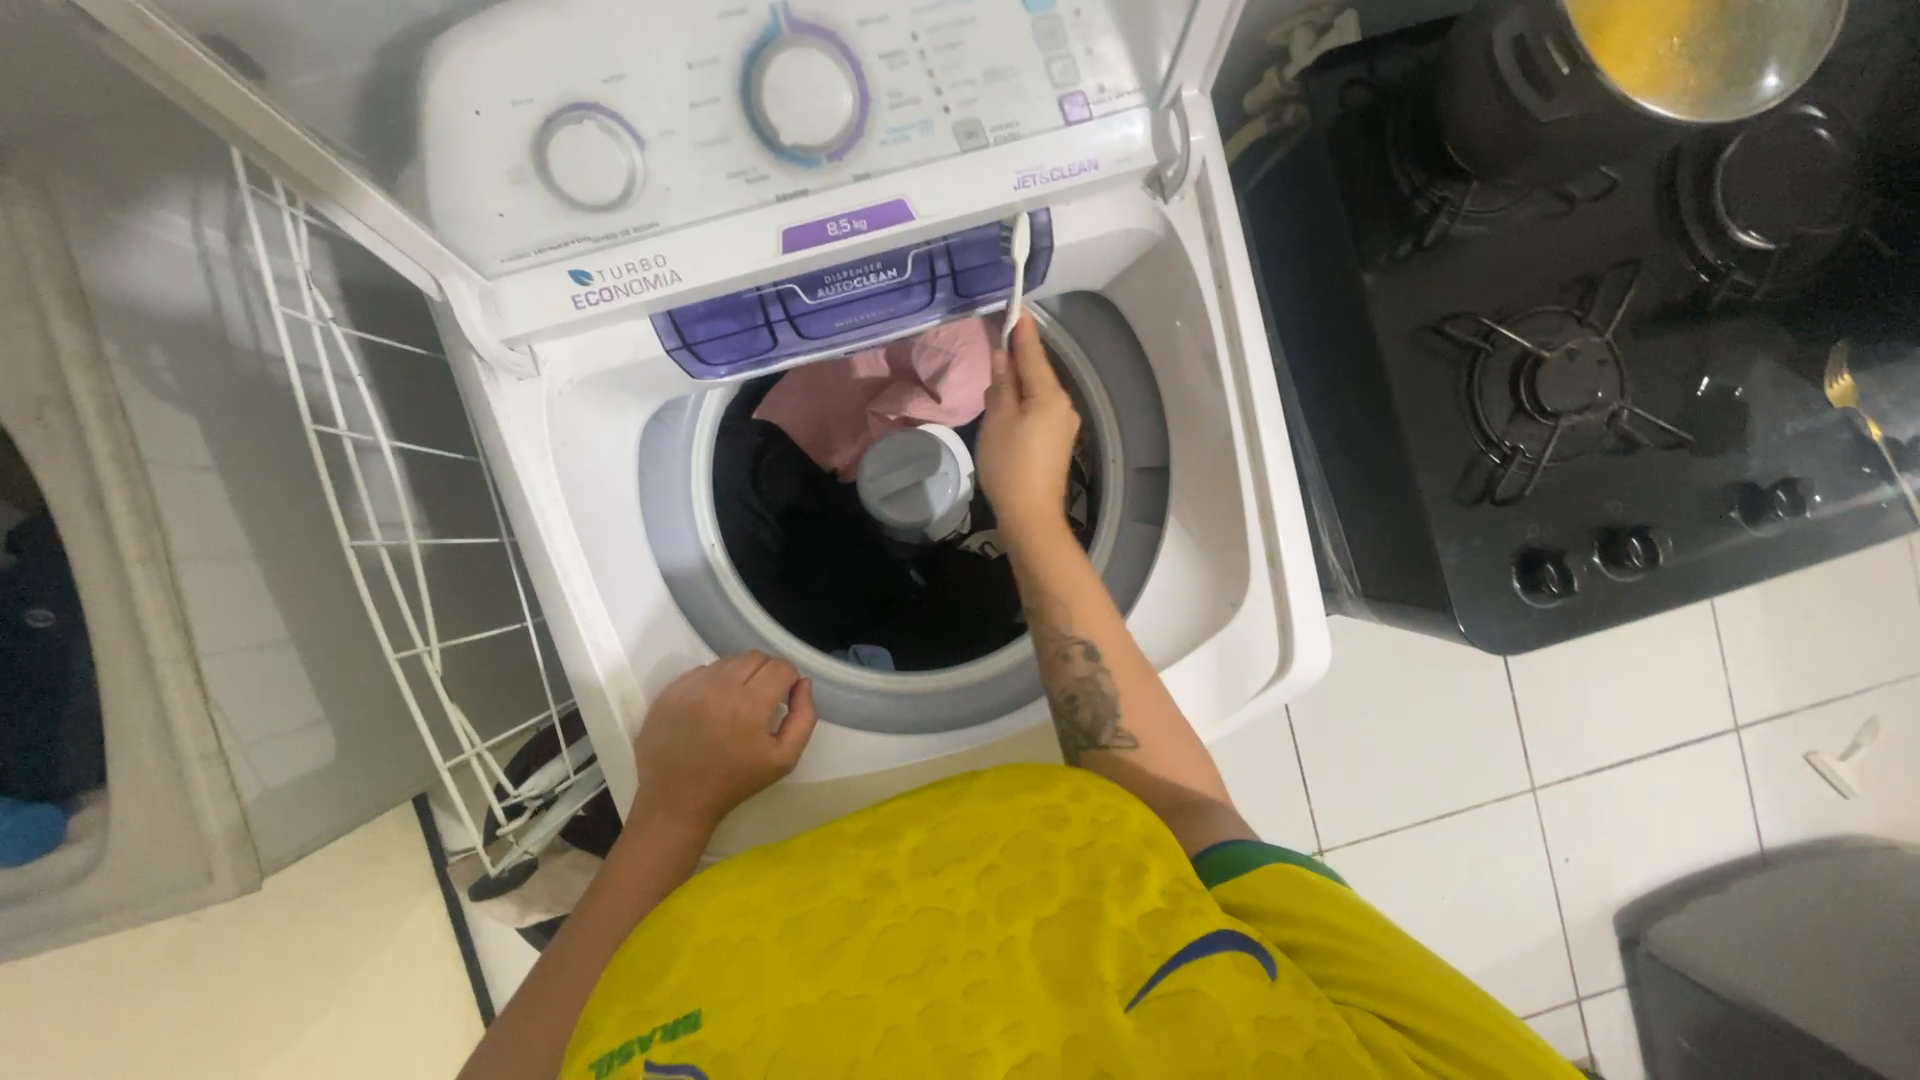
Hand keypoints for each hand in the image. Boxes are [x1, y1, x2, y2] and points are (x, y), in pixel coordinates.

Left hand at [630, 651, 819, 831]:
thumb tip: (803, 683)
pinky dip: (714, 681)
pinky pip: (703, 670)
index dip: (789, 679)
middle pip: (756, 657)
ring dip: (740, 675)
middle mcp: (719, 687)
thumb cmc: (735, 782)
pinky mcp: (670, 690)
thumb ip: (804, 717)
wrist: (677, 799)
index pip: (781, 667)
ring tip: (736, 703)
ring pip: (729, 661)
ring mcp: (691, 687)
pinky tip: (712, 707)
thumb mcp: (784, 759)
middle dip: (767, 673)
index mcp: (750, 705)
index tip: (784, 698)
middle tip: (762, 700)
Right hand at [978, 313, 1080, 541]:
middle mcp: (1063, 405)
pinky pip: (1039, 411)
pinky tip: (1007, 407)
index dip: (1022, 331)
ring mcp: (1063, 426)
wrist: (1030, 515)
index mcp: (1050, 395)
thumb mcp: (998, 419)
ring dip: (1018, 383)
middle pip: (1038, 373)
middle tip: (995, 342)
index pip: (1033, 353)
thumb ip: (1001, 384)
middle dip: (1017, 359)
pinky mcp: (1057, 443)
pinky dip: (1023, 403)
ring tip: (994, 378)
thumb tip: (1003, 357)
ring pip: (1038, 393)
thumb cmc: (1010, 465)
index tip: (1016, 308)